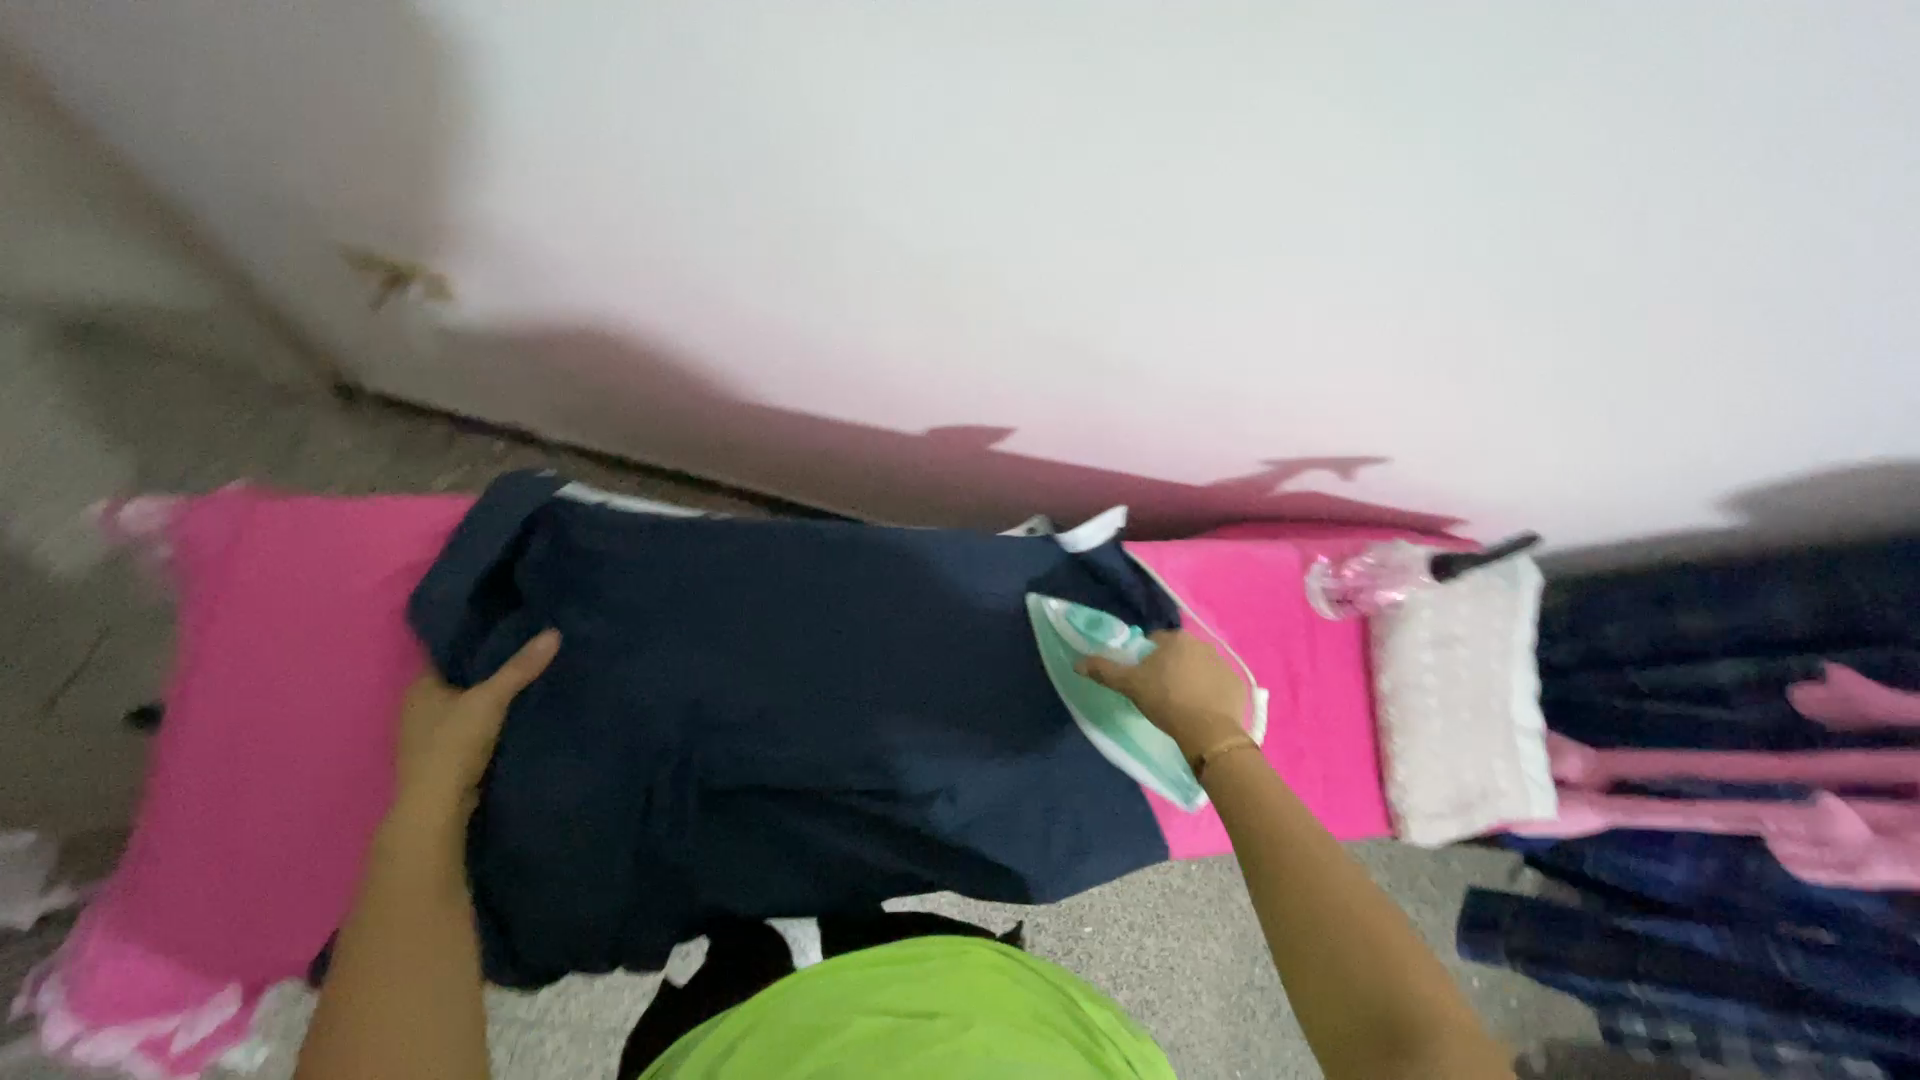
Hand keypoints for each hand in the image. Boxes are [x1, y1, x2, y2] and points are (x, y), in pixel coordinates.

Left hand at [391, 630, 559, 828]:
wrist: (436, 807)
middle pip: (457, 680)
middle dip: (485, 670)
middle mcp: (416, 708)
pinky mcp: (441, 758)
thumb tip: (554, 633)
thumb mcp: (491, 699)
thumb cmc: (453, 744)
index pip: (447, 653)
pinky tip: (511, 717)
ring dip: (485, 699)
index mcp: (419, 687)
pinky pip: (467, 729)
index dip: (475, 642)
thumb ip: (520, 668)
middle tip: (523, 652)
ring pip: (462, 706)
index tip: (507, 630)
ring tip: (523, 681)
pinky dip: (485, 723)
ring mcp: (426, 736)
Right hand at [1076, 630, 1248, 757]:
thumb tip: (1077, 663)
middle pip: (1178, 654)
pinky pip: (1218, 685)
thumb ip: (1104, 671)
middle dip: (1169, 668)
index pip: (1154, 642)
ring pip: (1199, 668)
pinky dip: (1210, 694)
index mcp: (1176, 639)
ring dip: (1190, 679)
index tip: (1142, 680)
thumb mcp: (1129, 685)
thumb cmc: (1165, 700)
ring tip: (1181, 704)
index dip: (1144, 660)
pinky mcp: (1238, 685)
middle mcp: (1203, 644)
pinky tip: (1202, 711)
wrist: (1208, 731)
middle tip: (1159, 693)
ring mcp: (1224, 664)